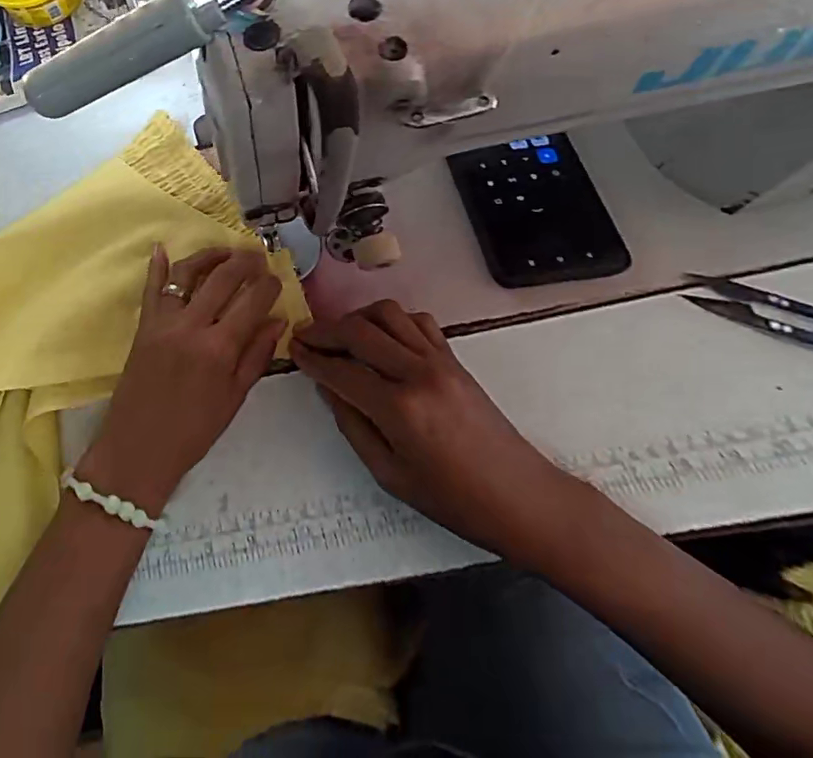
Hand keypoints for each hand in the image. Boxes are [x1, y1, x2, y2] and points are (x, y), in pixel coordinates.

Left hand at [76, 246, 286, 515]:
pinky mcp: (143, 327)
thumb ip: (257, 355)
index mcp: (220, 349)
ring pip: (187, 274)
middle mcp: (192, 327)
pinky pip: (151, 290)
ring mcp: (163, 323)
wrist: (138, 449)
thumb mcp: (235, 398)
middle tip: (258, 255)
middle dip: (244, 261)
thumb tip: (278, 320)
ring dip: (208, 256)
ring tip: (226, 251)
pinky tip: (162, 248)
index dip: (268, 284)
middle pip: (223, 279)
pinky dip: (156, 267)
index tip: (277, 278)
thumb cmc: (194, 431)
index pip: (252, 302)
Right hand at [291, 300, 574, 561]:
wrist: (519, 495)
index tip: (293, 350)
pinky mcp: (455, 358)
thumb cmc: (452, 498)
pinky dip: (393, 320)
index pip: (342, 370)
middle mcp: (418, 373)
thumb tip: (329, 388)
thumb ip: (353, 425)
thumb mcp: (389, 474)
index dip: (312, 358)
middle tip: (305, 337)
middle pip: (360, 331)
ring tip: (340, 334)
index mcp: (399, 408)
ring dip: (357, 317)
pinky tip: (382, 337)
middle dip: (325, 331)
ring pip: (388, 314)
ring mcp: (440, 360)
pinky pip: (418, 322)